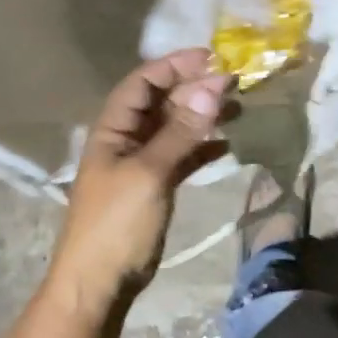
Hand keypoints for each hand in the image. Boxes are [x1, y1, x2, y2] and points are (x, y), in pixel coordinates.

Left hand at [50, 49, 229, 305]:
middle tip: (233, 80)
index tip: (211, 56)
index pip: (142, 83)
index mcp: (112, 130)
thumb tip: (212, 88)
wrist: (100, 280)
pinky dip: (204, 147)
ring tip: (237, 105)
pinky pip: (183, 155)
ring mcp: (142, 164)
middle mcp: (126, 140)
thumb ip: (181, 131)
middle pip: (161, 102)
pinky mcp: (157, 186)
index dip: (173, 65)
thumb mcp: (149, 172)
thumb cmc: (116, 222)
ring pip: (175, 127)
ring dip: (203, 114)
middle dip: (194, 87)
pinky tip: (228, 143)